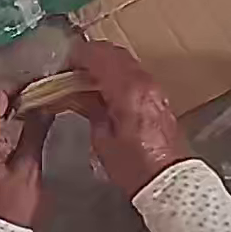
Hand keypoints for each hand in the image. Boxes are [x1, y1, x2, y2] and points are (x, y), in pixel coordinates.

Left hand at [0, 88, 53, 226]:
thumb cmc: (12, 205)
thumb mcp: (29, 167)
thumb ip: (36, 131)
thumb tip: (45, 104)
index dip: (22, 86)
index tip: (44, 85)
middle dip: (24, 94)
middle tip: (51, 92)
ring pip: (0, 111)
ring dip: (22, 106)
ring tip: (48, 103)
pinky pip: (0, 124)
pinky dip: (17, 118)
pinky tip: (36, 120)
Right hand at [63, 41, 190, 197]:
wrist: (169, 179)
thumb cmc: (132, 165)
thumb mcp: (102, 139)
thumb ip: (90, 108)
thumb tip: (77, 92)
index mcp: (127, 89)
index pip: (99, 56)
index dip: (77, 56)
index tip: (62, 64)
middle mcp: (143, 81)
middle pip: (114, 52)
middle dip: (90, 55)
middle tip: (70, 68)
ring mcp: (154, 85)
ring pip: (125, 60)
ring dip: (104, 62)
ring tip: (84, 77)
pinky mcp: (159, 94)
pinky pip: (134, 72)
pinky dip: (117, 72)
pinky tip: (104, 87)